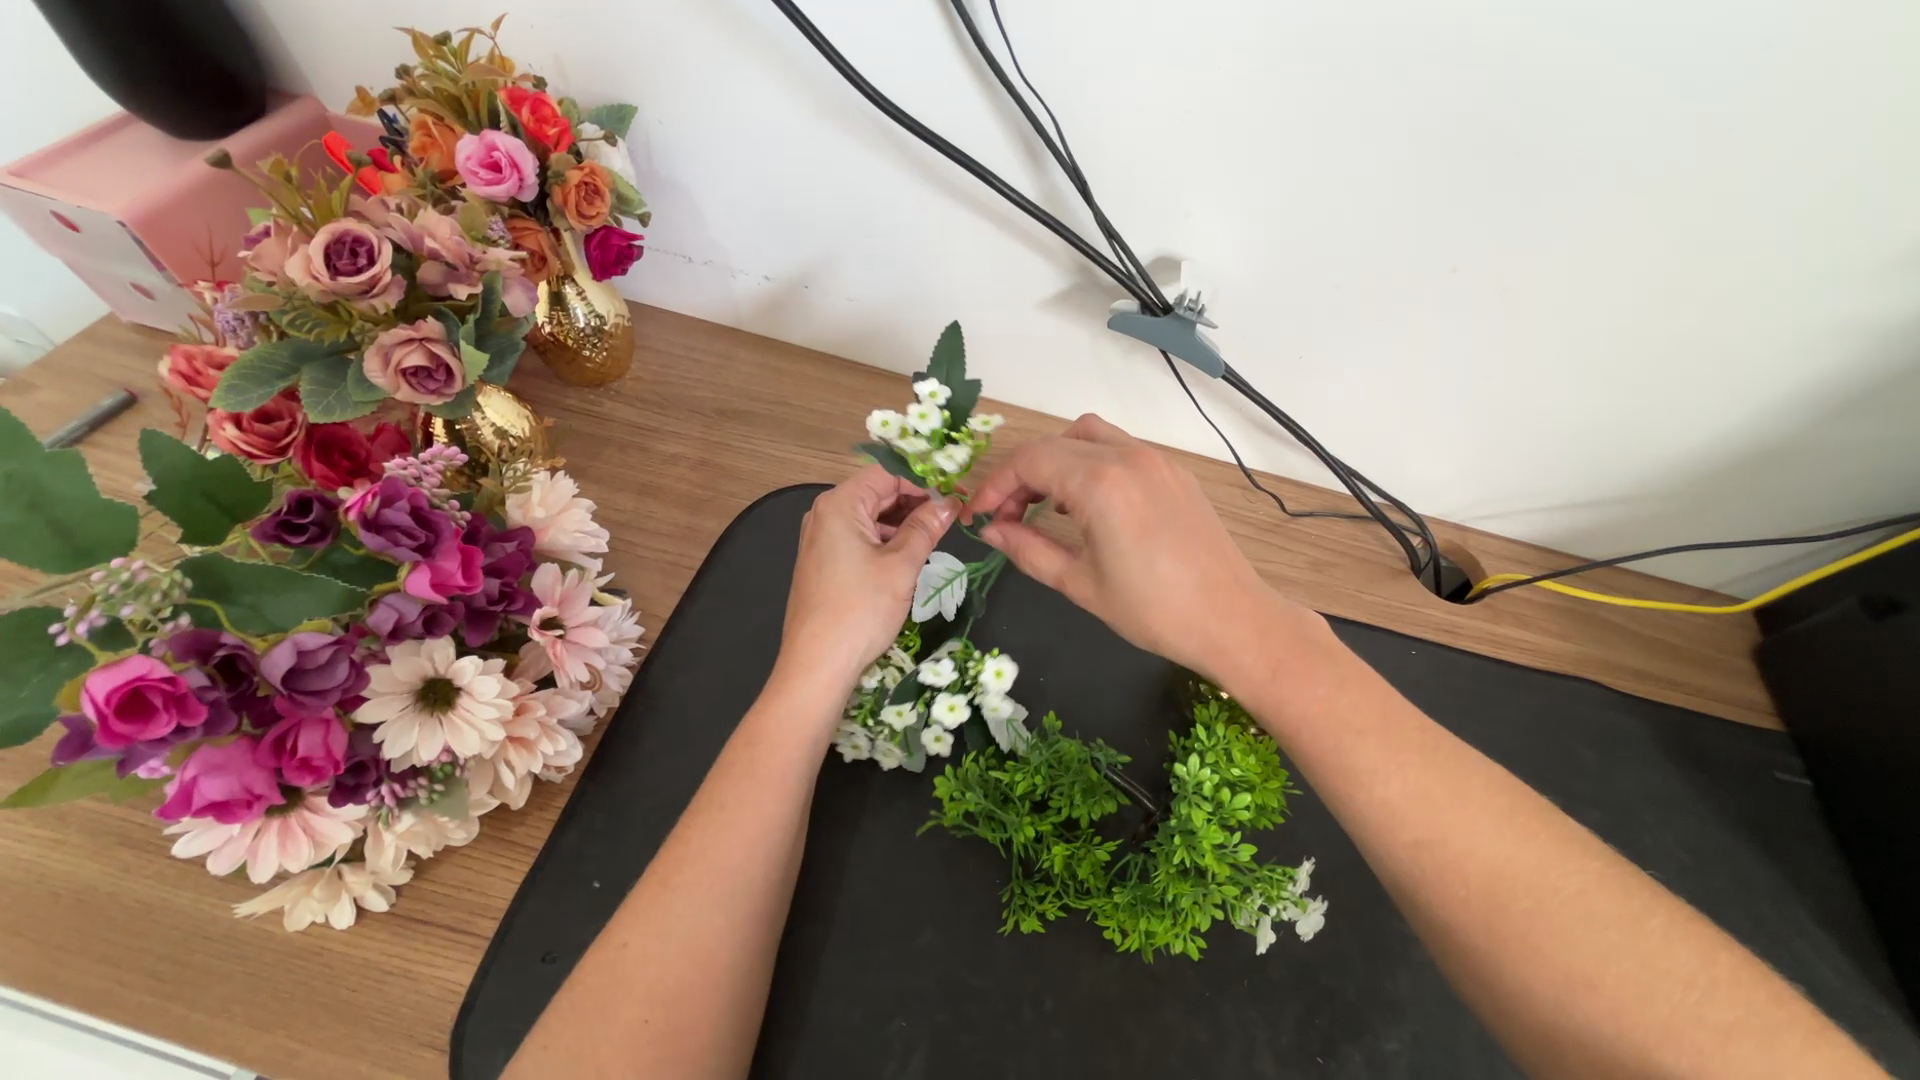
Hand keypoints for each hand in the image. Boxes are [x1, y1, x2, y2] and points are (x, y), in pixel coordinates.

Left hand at [775, 465, 956, 695]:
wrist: (817, 664)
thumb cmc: (860, 610)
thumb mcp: (901, 566)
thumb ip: (926, 528)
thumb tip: (949, 503)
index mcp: (839, 504)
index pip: (888, 474)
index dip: (924, 481)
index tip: (956, 495)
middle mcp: (824, 514)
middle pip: (877, 493)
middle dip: (915, 502)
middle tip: (952, 518)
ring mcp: (820, 539)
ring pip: (869, 518)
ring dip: (902, 524)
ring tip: (934, 539)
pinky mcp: (822, 563)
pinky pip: (859, 539)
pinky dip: (885, 542)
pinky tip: (908, 557)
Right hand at [967, 414, 1309, 681]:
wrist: (1232, 619)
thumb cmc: (1153, 611)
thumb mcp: (1079, 584)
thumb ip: (1028, 550)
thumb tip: (991, 531)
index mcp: (1101, 483)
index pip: (1029, 462)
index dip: (996, 486)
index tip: (980, 517)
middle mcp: (1129, 457)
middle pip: (1054, 443)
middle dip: (1021, 475)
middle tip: (1007, 518)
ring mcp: (1156, 460)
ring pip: (1088, 435)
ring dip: (1055, 461)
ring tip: (1045, 507)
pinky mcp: (1174, 472)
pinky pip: (1119, 448)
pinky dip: (1089, 463)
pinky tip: (1087, 506)